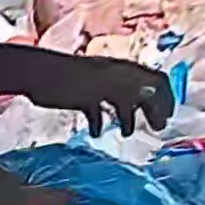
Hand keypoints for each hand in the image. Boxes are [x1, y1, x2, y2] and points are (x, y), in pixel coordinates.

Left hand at [0, 169, 70, 204]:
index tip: (77, 203)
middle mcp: (14, 180)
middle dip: (44, 200)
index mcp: (23, 198)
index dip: (67, 200)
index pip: (55, 195)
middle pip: (36, 189)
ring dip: (23, 197)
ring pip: (19, 186)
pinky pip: (3, 185)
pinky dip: (8, 194)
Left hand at [29, 56, 175, 135]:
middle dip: (150, 109)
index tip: (168, 119)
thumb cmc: (67, 81)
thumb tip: (154, 90)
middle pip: (141, 91)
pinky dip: (100, 120)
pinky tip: (96, 133)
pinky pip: (97, 109)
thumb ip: (127, 87)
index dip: (165, 100)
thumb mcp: (100, 85)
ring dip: (128, 116)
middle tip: (155, 128)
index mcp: (123, 72)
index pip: (154, 82)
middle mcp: (114, 76)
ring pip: (120, 100)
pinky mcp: (81, 96)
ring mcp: (97, 86)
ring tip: (127, 133)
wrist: (37, 76)